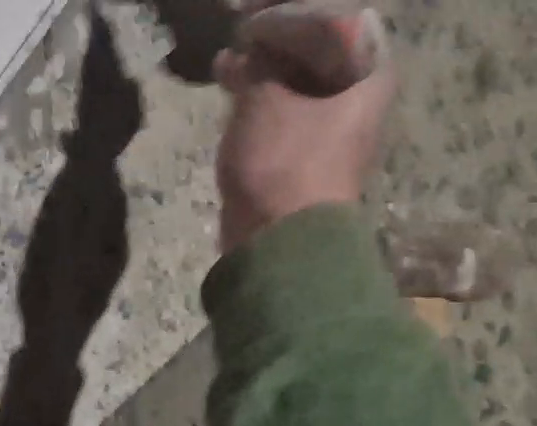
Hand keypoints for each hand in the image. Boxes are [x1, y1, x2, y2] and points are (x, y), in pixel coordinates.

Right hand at [213, 11, 395, 253]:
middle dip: (275, 37)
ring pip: (299, 75)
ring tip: (227, 63)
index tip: (247, 14)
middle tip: (237, 31)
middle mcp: (359, 86)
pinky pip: (285, 104)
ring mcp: (333, 119)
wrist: (281, 235)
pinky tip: (230, 93)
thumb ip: (257, 67)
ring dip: (263, 66)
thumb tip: (245, 46)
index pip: (332, 18)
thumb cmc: (281, 161)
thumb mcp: (264, 103)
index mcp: (366, 67)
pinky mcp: (304, 146)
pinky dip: (258, 95)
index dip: (287, 12)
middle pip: (319, 45)